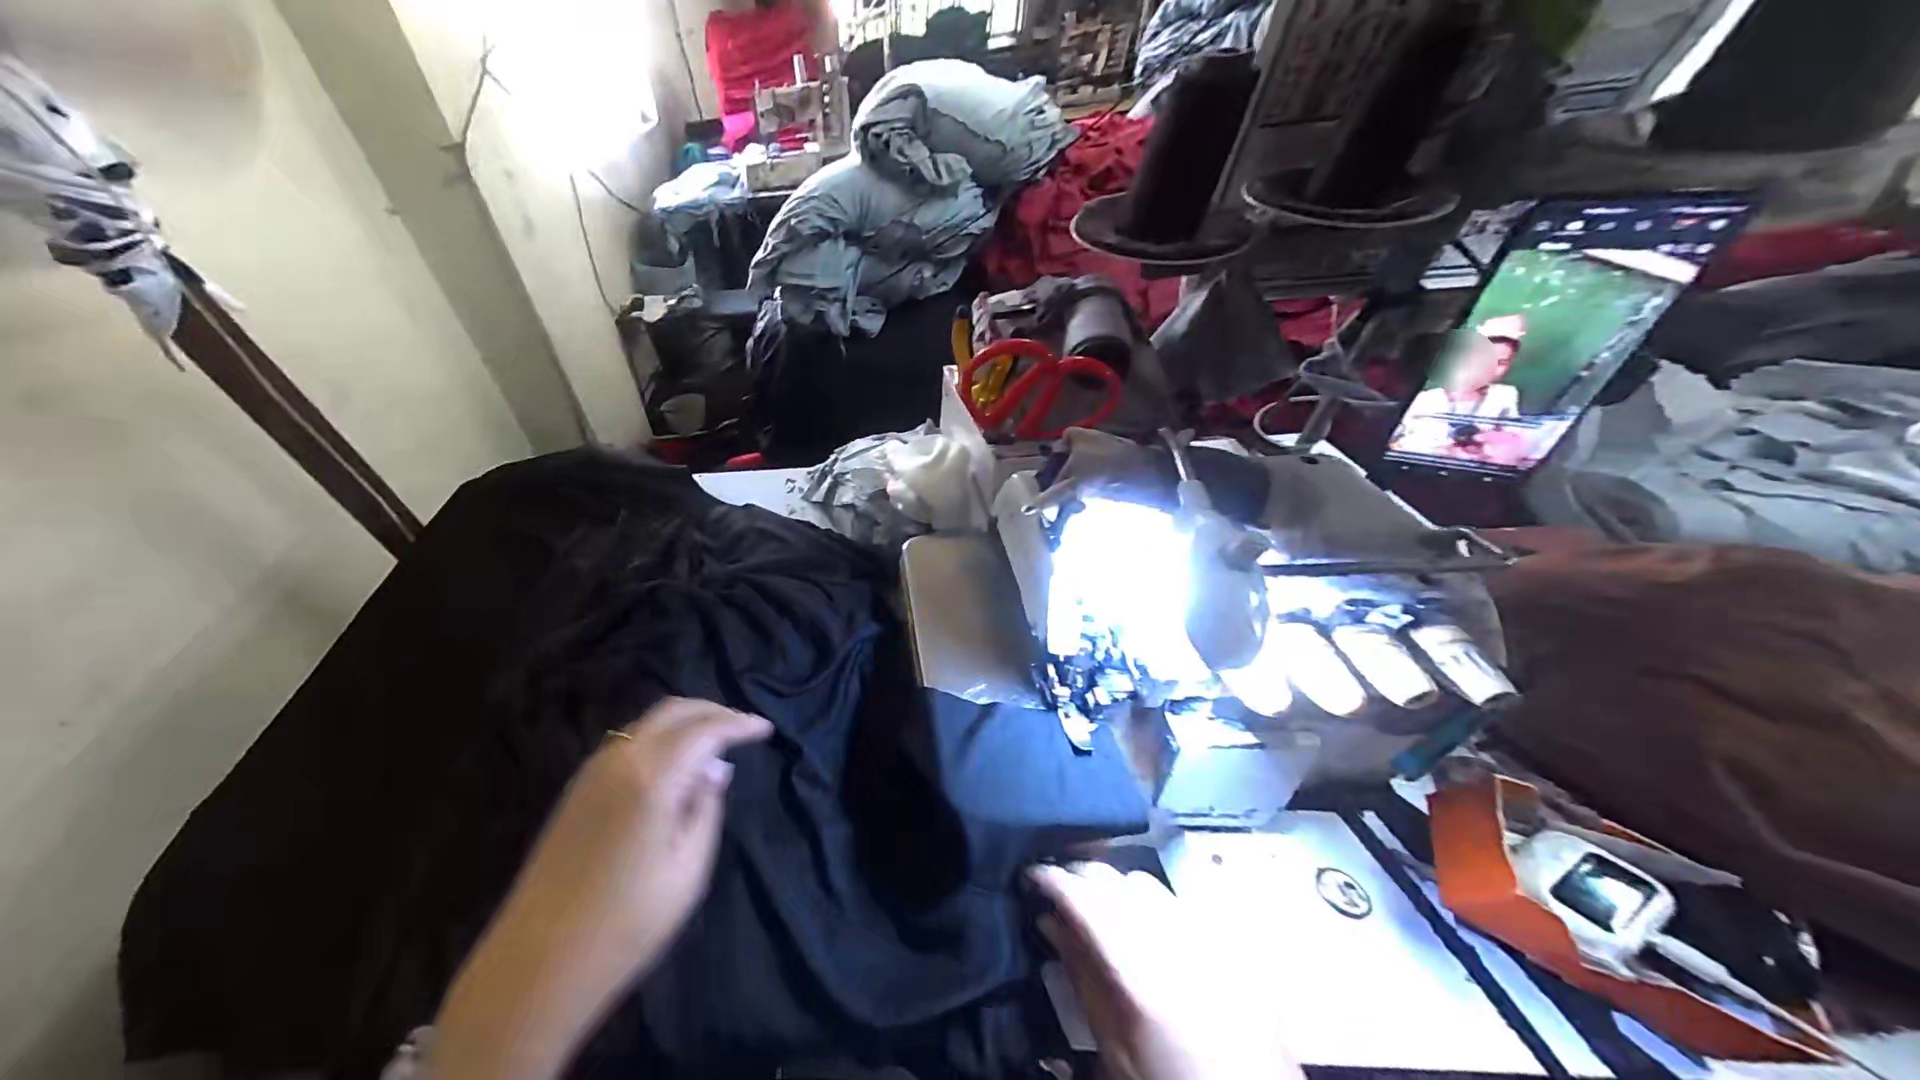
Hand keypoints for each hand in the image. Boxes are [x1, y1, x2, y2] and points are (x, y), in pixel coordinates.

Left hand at [507, 697, 772, 969]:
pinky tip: (675, 766)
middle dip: (713, 711)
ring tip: (715, 744)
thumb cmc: (626, 924)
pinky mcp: (576, 792)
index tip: (765, 729)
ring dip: (685, 722)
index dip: (739, 724)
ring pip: (646, 724)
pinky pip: (627, 744)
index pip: (705, 729)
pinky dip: (660, 739)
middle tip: (743, 727)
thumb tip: (715, 770)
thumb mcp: (688, 870)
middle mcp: (618, 762)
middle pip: (672, 711)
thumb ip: (706, 808)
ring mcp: (591, 774)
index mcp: (651, 778)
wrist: (536, 966)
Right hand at [1031, 863, 1300, 1079]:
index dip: (1049, 877)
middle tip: (1054, 893)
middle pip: (1111, 878)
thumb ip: (1082, 976)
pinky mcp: (1224, 940)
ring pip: (1142, 880)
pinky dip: (1146, 898)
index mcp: (1134, 966)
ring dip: (1112, 884)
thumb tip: (1051, 923)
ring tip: (1096, 906)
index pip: (1081, 896)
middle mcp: (1169, 935)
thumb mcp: (1113, 1046)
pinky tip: (1140, 921)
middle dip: (1077, 876)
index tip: (1027, 875)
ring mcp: (1201, 933)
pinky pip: (1173, 898)